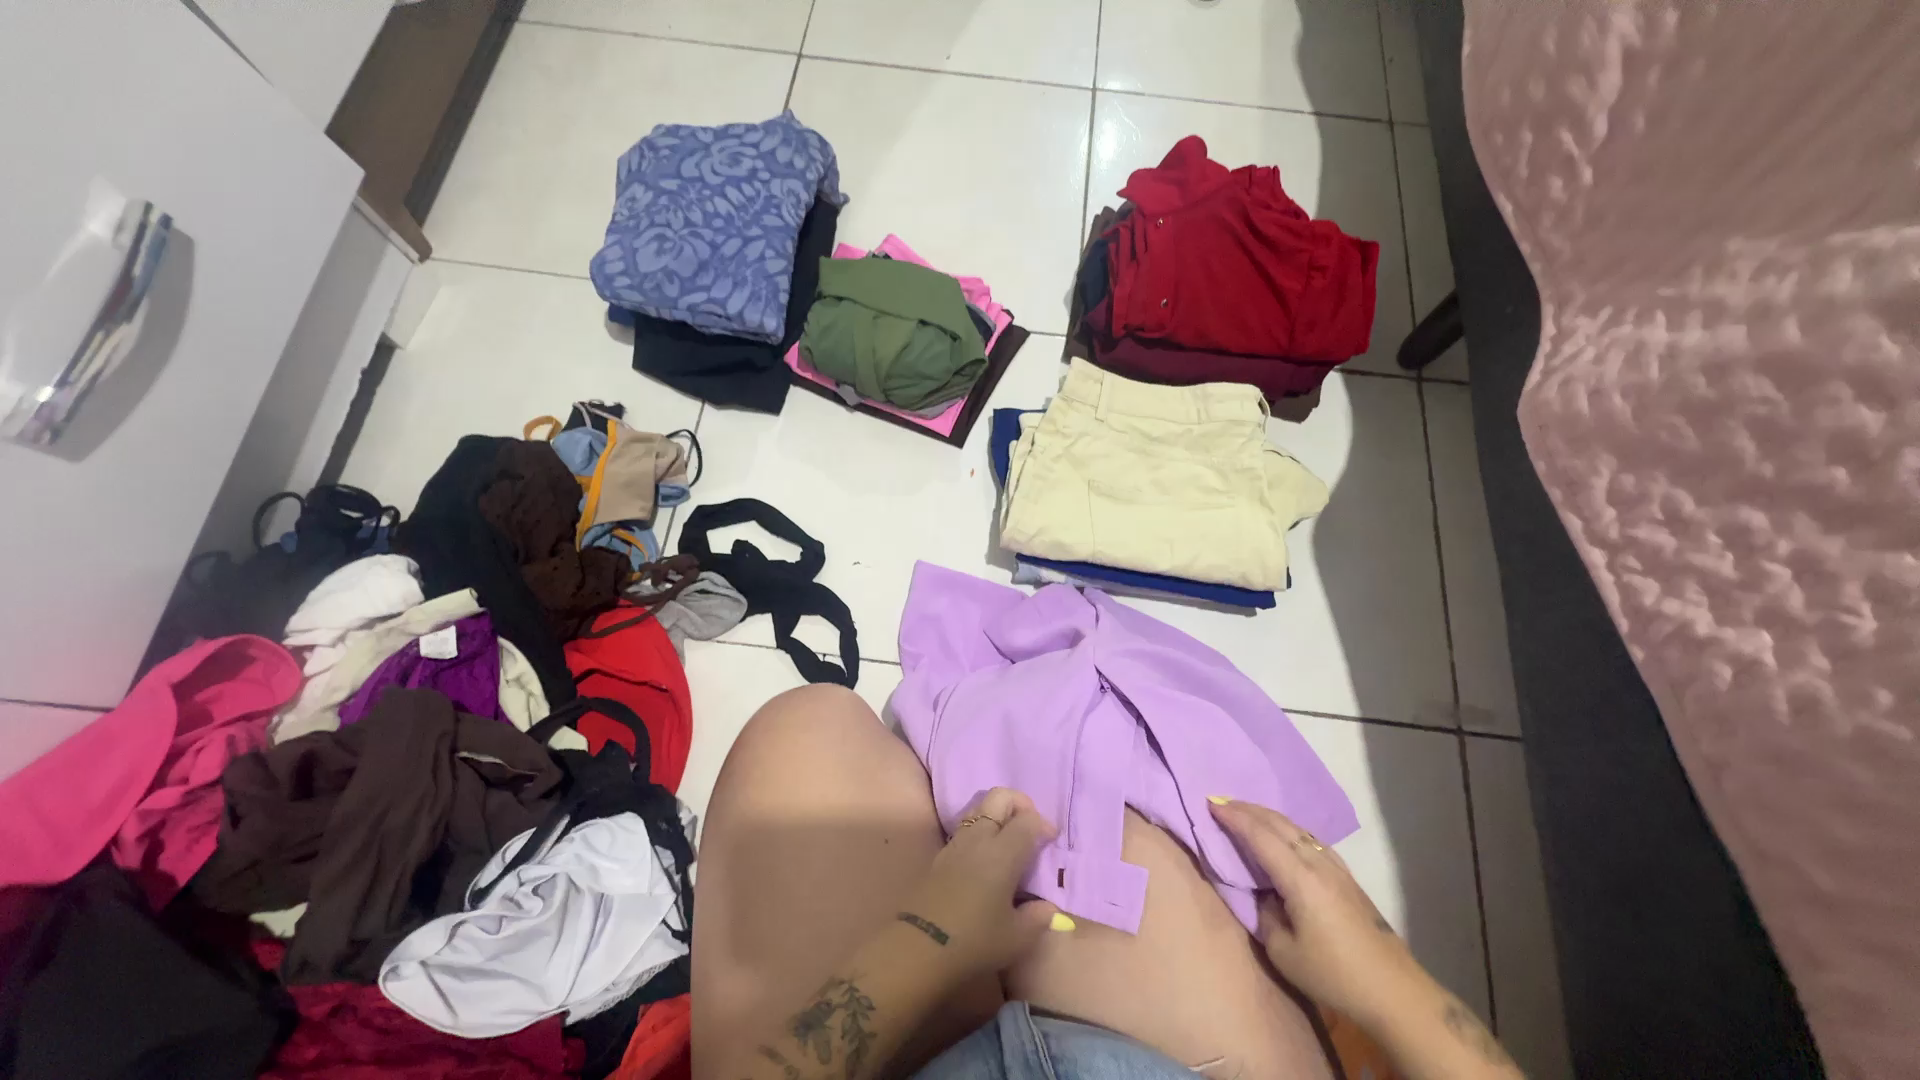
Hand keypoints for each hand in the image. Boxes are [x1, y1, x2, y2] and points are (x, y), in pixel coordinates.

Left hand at [894, 788, 1071, 980]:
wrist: (919, 948)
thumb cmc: (973, 941)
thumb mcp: (1016, 938)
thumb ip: (1038, 918)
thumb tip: (1048, 908)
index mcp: (1003, 853)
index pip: (1027, 819)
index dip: (1043, 823)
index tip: (1050, 840)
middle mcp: (979, 839)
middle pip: (999, 797)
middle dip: (1020, 803)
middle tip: (1030, 827)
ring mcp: (956, 843)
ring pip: (979, 807)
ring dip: (998, 814)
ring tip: (1008, 841)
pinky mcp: (940, 855)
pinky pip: (965, 827)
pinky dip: (980, 830)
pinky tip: (986, 859)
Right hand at [1210, 798, 1435, 1024]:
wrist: (1393, 991)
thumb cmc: (1333, 975)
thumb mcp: (1283, 951)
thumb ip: (1264, 913)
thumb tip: (1260, 893)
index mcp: (1301, 879)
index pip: (1261, 836)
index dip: (1235, 818)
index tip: (1210, 803)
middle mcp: (1319, 864)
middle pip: (1280, 825)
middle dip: (1248, 810)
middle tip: (1220, 802)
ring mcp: (1337, 869)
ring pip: (1298, 829)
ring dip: (1269, 817)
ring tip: (1245, 813)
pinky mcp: (1346, 878)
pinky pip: (1310, 840)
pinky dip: (1288, 829)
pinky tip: (1283, 834)